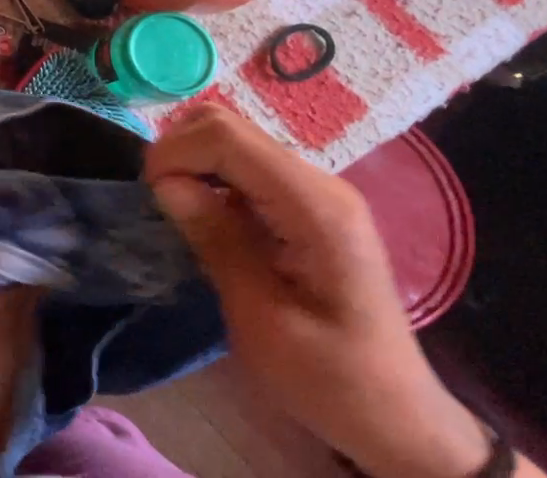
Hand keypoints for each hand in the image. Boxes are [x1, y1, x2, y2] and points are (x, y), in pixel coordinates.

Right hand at [144, 106, 502, 477]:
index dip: (174, 153)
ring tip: (177, 210)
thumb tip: (166, 182)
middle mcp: (319, 184)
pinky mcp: (305, 205)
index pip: (227, 137)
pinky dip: (208, 176)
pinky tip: (204, 217)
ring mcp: (315, 192)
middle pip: (227, 125)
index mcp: (315, 207)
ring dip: (190, 162)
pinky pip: (242, 165)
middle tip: (159, 201)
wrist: (396, 419)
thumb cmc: (329, 378)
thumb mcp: (261, 318)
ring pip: (231, 139)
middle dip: (178, 151)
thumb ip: (217, 241)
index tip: (150, 196)